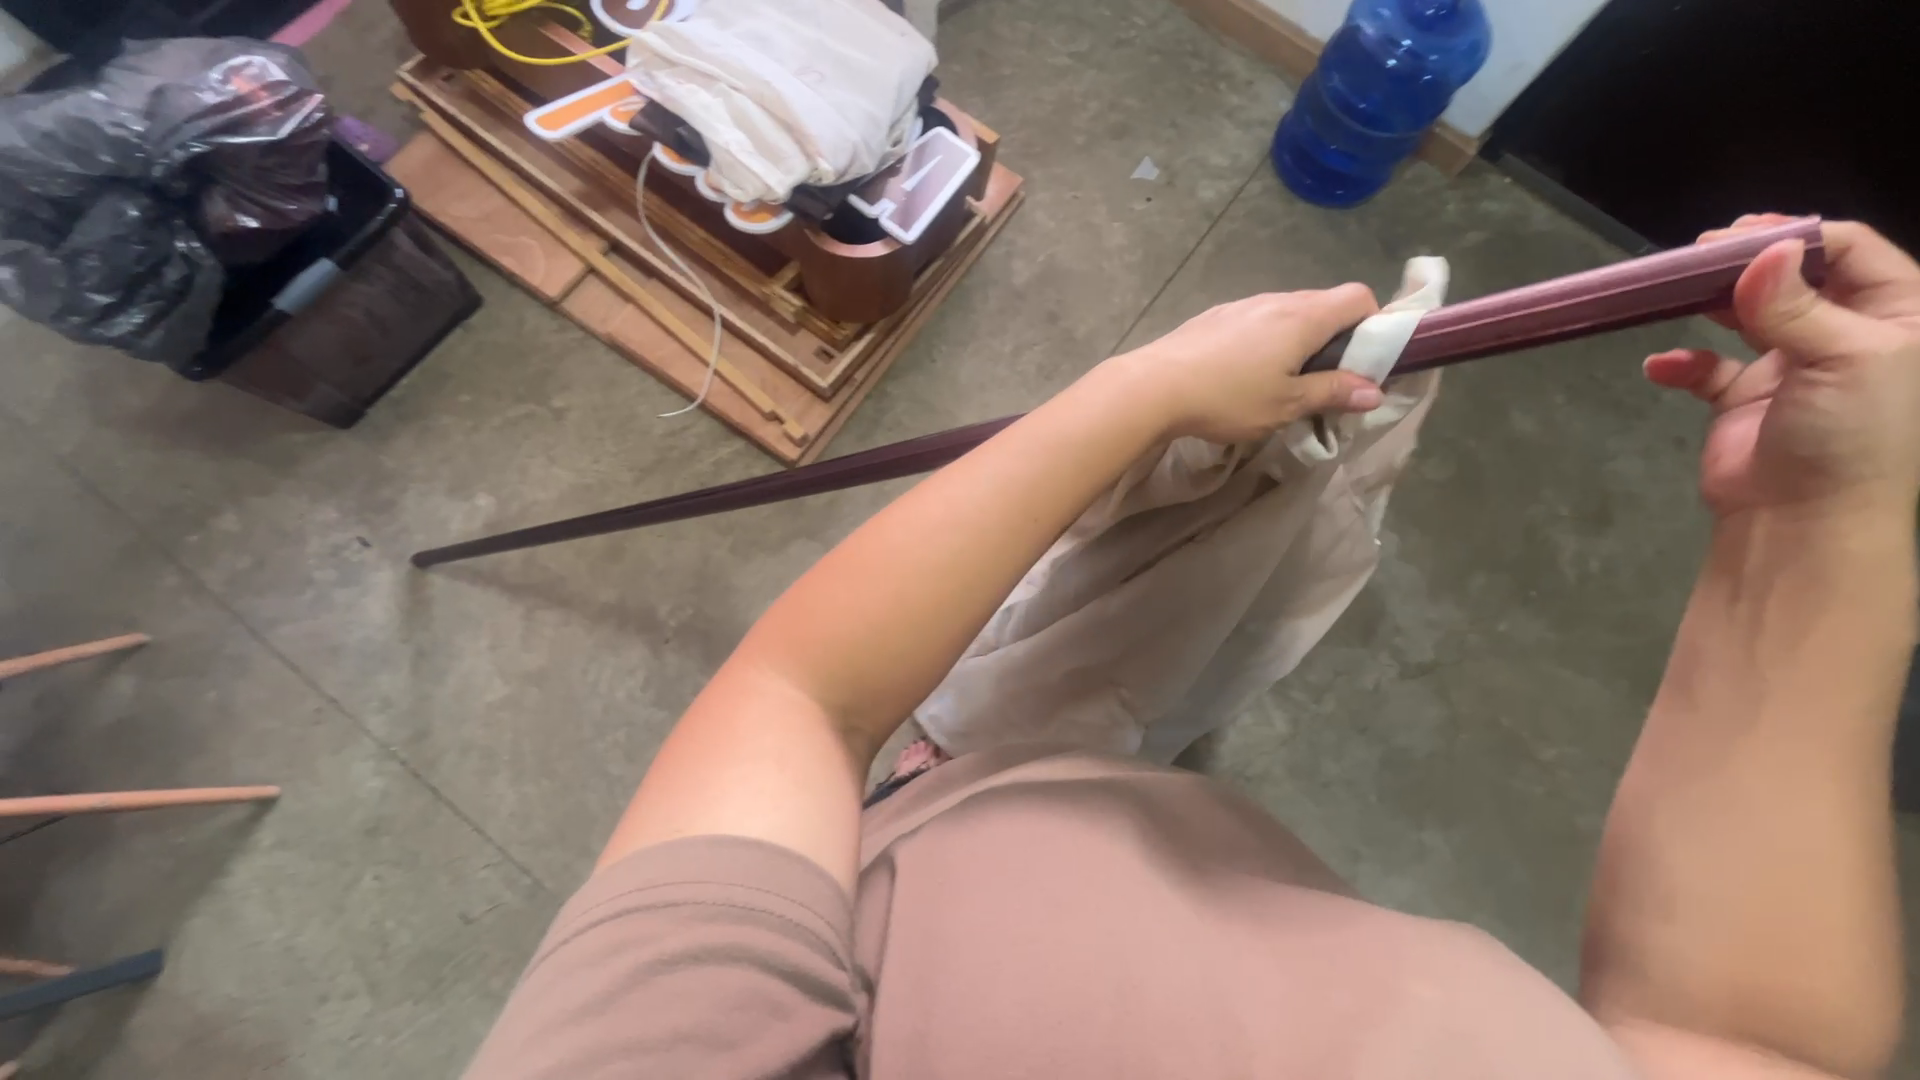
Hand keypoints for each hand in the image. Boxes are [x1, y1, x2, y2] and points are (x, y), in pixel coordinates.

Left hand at [1111, 285, 1382, 443]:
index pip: (1358, 297)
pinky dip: (1262, 340)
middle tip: (1323, 378)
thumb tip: (1374, 391)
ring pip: (1284, 313)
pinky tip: (1241, 373)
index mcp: (1303, 316)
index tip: (1364, 359)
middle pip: (1321, 304)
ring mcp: (1240, 306)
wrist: (1152, 387)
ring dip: (1295, 339)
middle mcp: (1275, 300)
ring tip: (1279, 380)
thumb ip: (1331, 393)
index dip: (1372, 323)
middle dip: (1333, 336)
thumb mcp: (1286, 405)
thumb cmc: (1227, 398)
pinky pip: (1252, 322)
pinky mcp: (1212, 318)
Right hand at [1645, 217, 1919, 518]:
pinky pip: (1706, 369)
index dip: (1796, 237)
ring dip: (1712, 304)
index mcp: (1897, 315)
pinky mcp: (1741, 398)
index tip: (1736, 236)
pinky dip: (1681, 364)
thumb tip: (1758, 252)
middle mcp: (1846, 333)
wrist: (1802, 516)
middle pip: (1795, 278)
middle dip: (1747, 264)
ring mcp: (1790, 365)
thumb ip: (1798, 306)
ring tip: (1670, 293)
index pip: (1851, 252)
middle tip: (1695, 255)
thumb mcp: (1844, 358)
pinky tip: (1662, 366)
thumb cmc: (1849, 432)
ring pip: (1749, 315)